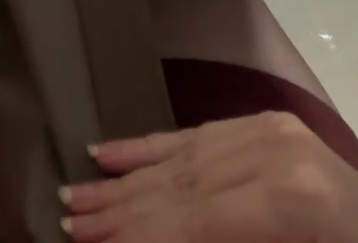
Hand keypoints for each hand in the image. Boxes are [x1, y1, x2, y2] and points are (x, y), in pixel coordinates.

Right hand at [62, 113, 357, 242]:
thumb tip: (141, 240)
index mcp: (289, 203)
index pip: (190, 222)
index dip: (134, 235)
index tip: (82, 241)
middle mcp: (278, 153)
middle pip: (179, 187)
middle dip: (120, 209)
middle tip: (68, 218)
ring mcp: (276, 132)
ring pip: (181, 157)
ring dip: (126, 180)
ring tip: (76, 193)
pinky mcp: (273, 126)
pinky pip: (200, 136)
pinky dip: (154, 147)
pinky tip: (113, 152)